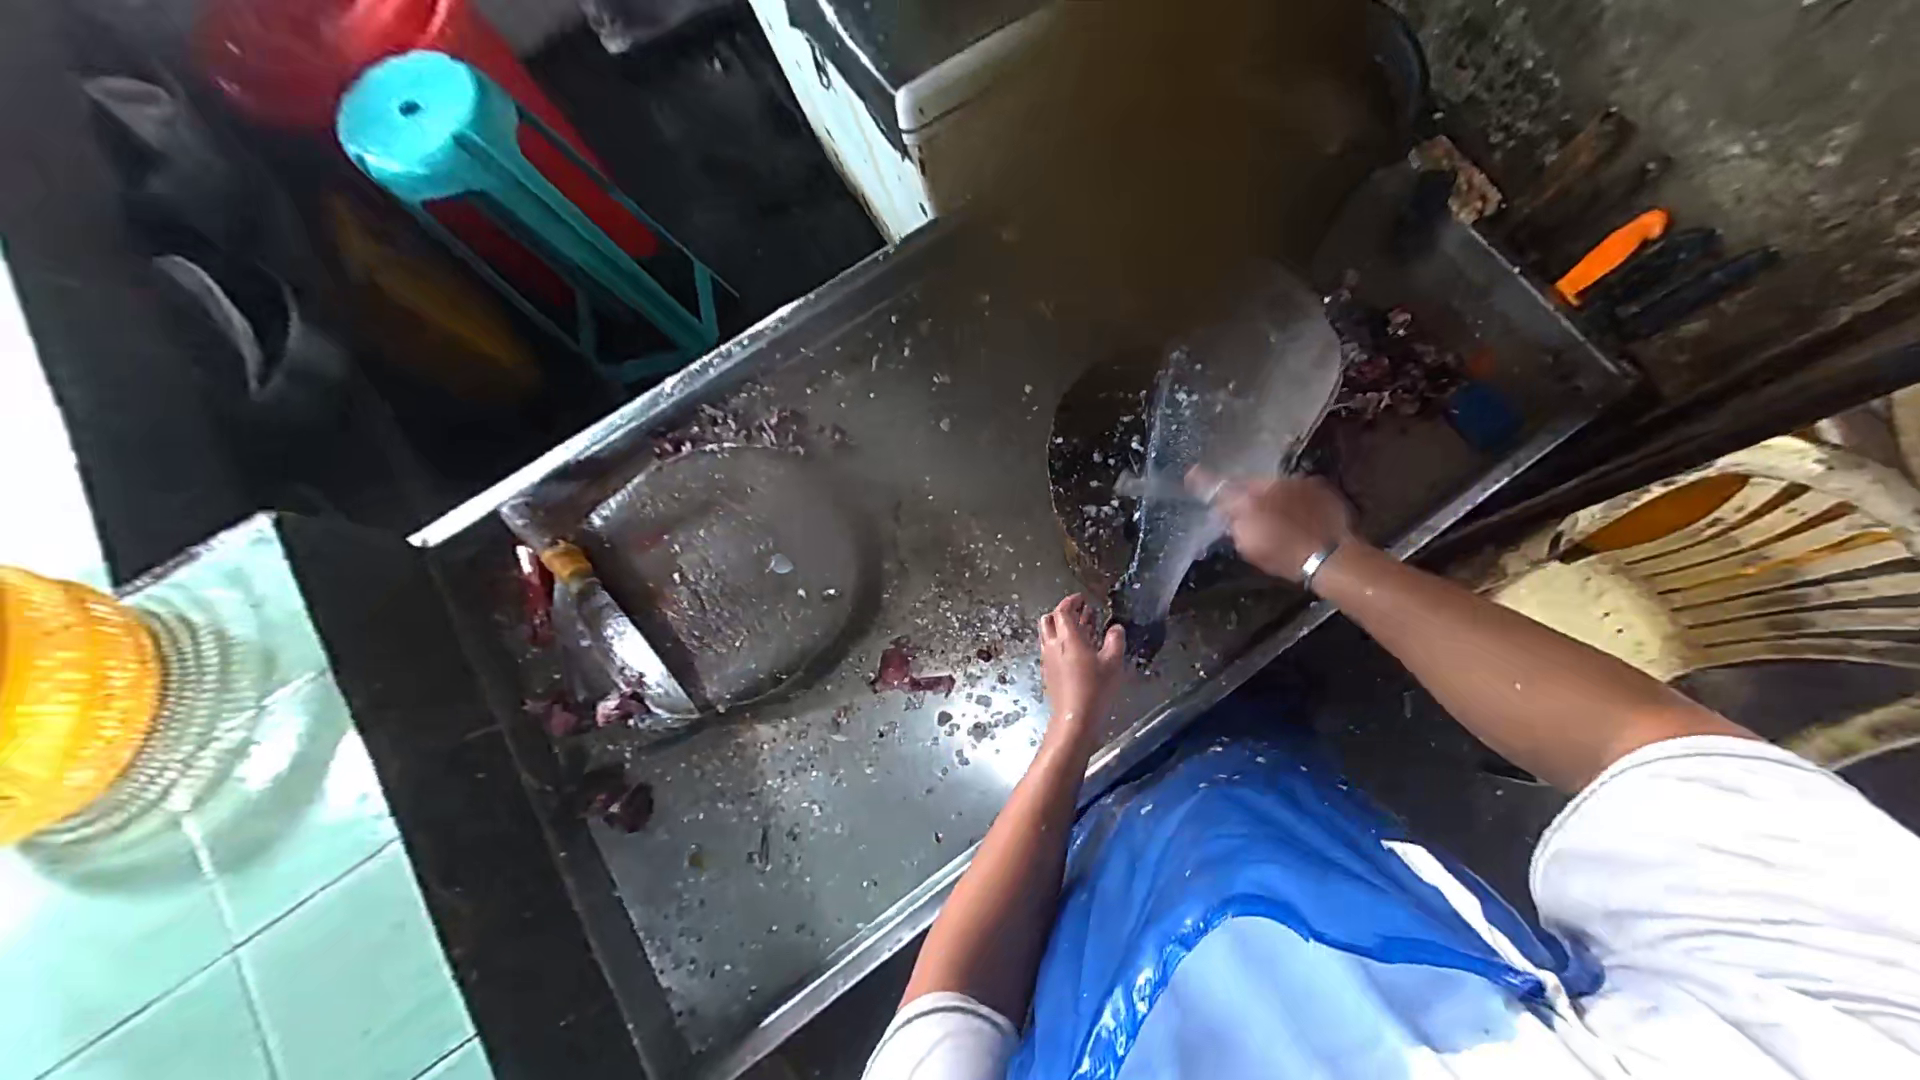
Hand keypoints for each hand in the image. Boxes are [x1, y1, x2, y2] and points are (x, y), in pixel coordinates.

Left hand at [1039, 594, 1125, 745]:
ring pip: (1048, 634)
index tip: (1081, 599)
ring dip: (1061, 627)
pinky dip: (1060, 642)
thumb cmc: (1095, 688)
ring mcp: (1047, 658)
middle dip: (1063, 612)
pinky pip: (1050, 648)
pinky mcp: (1047, 671)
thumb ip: (1115, 641)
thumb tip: (1116, 628)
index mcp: (1068, 637)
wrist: (1075, 718)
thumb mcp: (1113, 663)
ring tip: (1081, 630)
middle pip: (1050, 619)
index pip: (1062, 610)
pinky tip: (1076, 651)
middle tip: (1081, 612)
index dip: (1071, 601)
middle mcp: (1053, 645)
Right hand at [1189, 469, 1357, 583]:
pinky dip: (1293, 497)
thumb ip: (1234, 525)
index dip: (1203, 481)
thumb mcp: (1248, 546)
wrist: (1332, 557)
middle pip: (1249, 484)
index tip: (1191, 473)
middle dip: (1244, 492)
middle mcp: (1270, 483)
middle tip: (1244, 508)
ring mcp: (1298, 481)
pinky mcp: (1320, 486)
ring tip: (1276, 513)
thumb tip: (1228, 513)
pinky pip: (1298, 487)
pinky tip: (1299, 513)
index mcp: (1248, 499)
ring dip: (1270, 495)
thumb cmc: (1284, 556)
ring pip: (1274, 485)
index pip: (1220, 487)